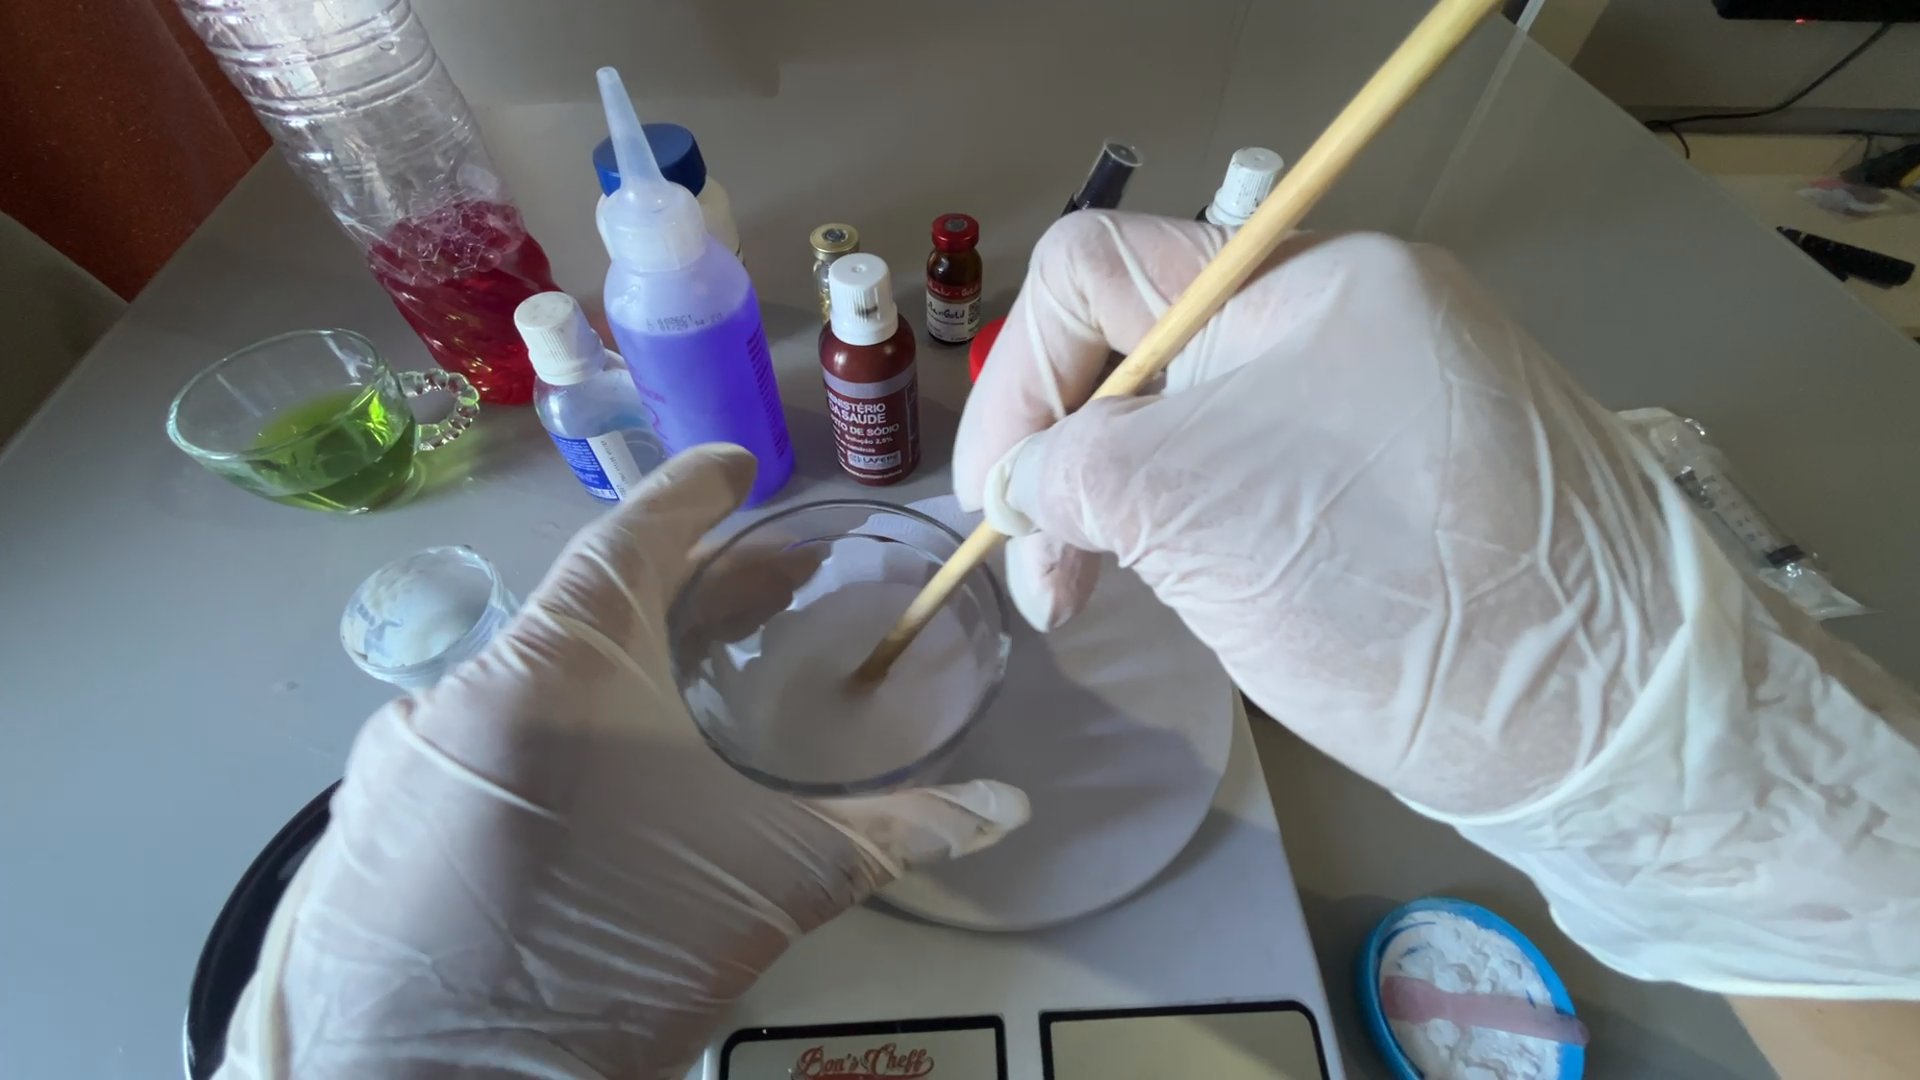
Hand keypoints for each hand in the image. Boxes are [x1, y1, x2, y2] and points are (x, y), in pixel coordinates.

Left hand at [217, 446, 1029, 1079]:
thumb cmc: (612, 961)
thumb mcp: (770, 883)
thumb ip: (895, 832)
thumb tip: (1008, 808)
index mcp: (561, 670)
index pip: (632, 538)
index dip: (692, 492)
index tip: (739, 468)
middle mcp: (472, 685)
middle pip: (600, 599)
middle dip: (697, 583)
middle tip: (774, 584)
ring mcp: (411, 749)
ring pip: (546, 665)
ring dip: (633, 651)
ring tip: (706, 667)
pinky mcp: (383, 813)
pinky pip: (495, 726)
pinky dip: (568, 711)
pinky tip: (611, 760)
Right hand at [953, 212, 1919, 1011]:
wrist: (1596, 725)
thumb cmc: (1395, 589)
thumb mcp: (1199, 509)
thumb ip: (1073, 471)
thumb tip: (1013, 484)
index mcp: (1287, 285)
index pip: (1094, 275)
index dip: (1019, 377)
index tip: (994, 494)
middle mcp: (1306, 324)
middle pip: (1118, 360)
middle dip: (1053, 463)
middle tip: (1031, 573)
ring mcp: (1320, 403)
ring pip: (1152, 431)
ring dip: (1093, 509)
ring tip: (1068, 597)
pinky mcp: (1327, 478)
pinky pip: (1199, 478)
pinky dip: (1146, 528)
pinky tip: (1130, 580)